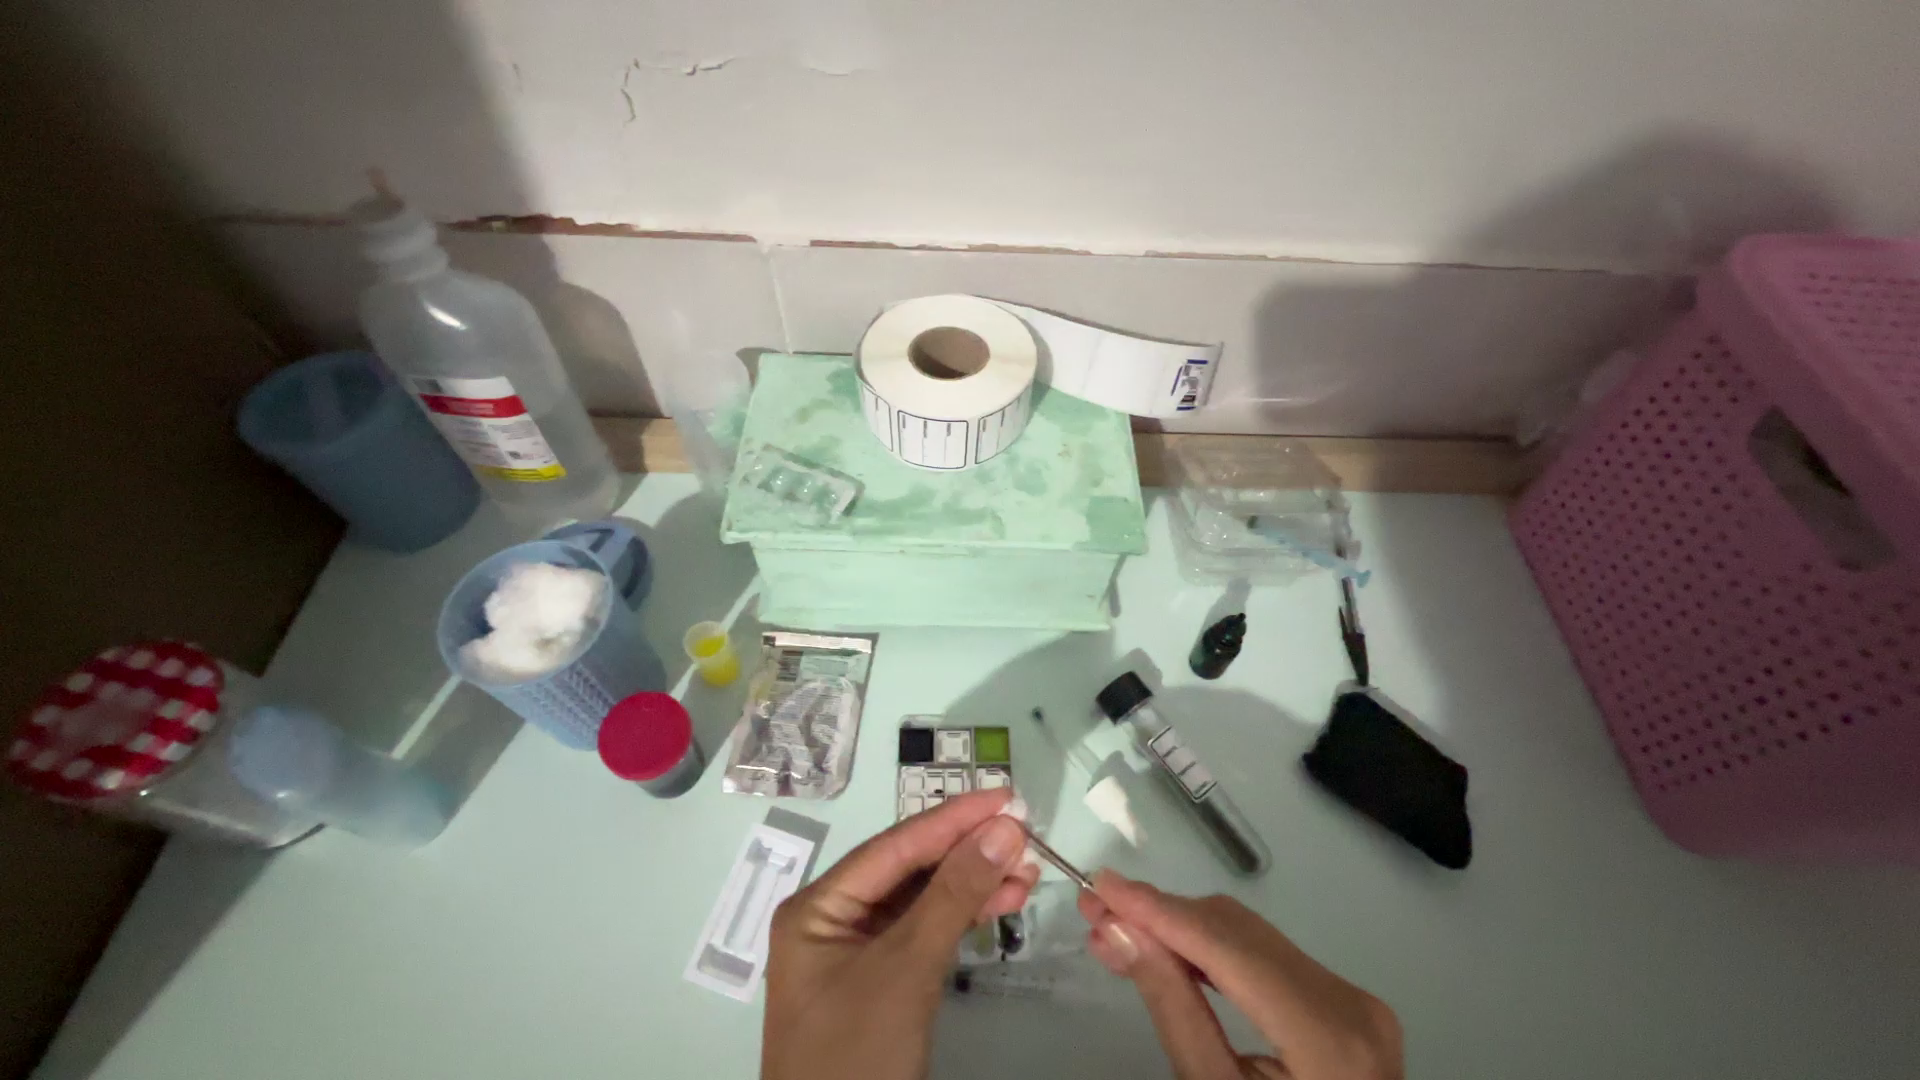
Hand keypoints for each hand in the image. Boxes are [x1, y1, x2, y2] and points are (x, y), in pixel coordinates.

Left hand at [762, 788, 1040, 1079]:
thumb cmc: (858, 1055)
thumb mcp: (907, 970)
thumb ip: (954, 895)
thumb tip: (1004, 827)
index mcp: (818, 906)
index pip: (895, 846)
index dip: (952, 818)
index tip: (1005, 796)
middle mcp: (833, 917)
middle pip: (909, 868)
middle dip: (967, 850)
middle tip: (1025, 832)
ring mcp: (857, 949)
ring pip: (923, 899)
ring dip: (974, 883)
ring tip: (1028, 871)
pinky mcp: (882, 978)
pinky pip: (925, 931)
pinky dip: (964, 917)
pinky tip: (1004, 902)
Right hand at [1079, 871, 1401, 1079]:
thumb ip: (1173, 1009)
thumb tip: (1120, 930)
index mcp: (1329, 1036)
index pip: (1227, 947)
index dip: (1158, 909)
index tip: (1099, 884)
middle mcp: (1349, 1001)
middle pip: (1236, 931)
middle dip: (1159, 915)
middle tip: (1095, 913)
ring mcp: (1351, 998)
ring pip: (1247, 935)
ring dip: (1178, 926)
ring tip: (1117, 929)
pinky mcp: (1341, 1002)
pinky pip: (1263, 955)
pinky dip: (1210, 947)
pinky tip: (1167, 948)